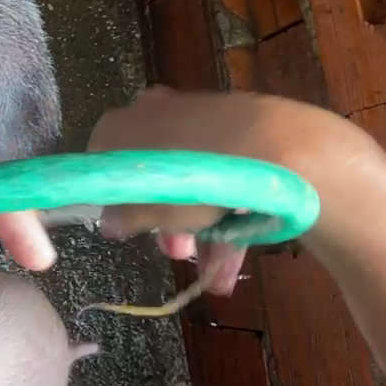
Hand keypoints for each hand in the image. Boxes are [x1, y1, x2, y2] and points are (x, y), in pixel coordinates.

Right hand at [85, 87, 372, 292]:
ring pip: (191, 177)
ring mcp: (202, 118)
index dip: (114, 199)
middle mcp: (156, 113)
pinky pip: (223, 171)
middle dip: (165, 221)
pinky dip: (228, 210)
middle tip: (177, 252)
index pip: (102, 162)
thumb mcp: (150, 208)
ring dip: (201, 227)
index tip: (129, 227)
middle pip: (151, 173)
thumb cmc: (197, 178)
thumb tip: (108, 222)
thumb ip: (123, 216)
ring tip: (215, 272)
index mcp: (123, 125)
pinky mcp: (243, 126)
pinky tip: (240, 251)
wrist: (283, 148)